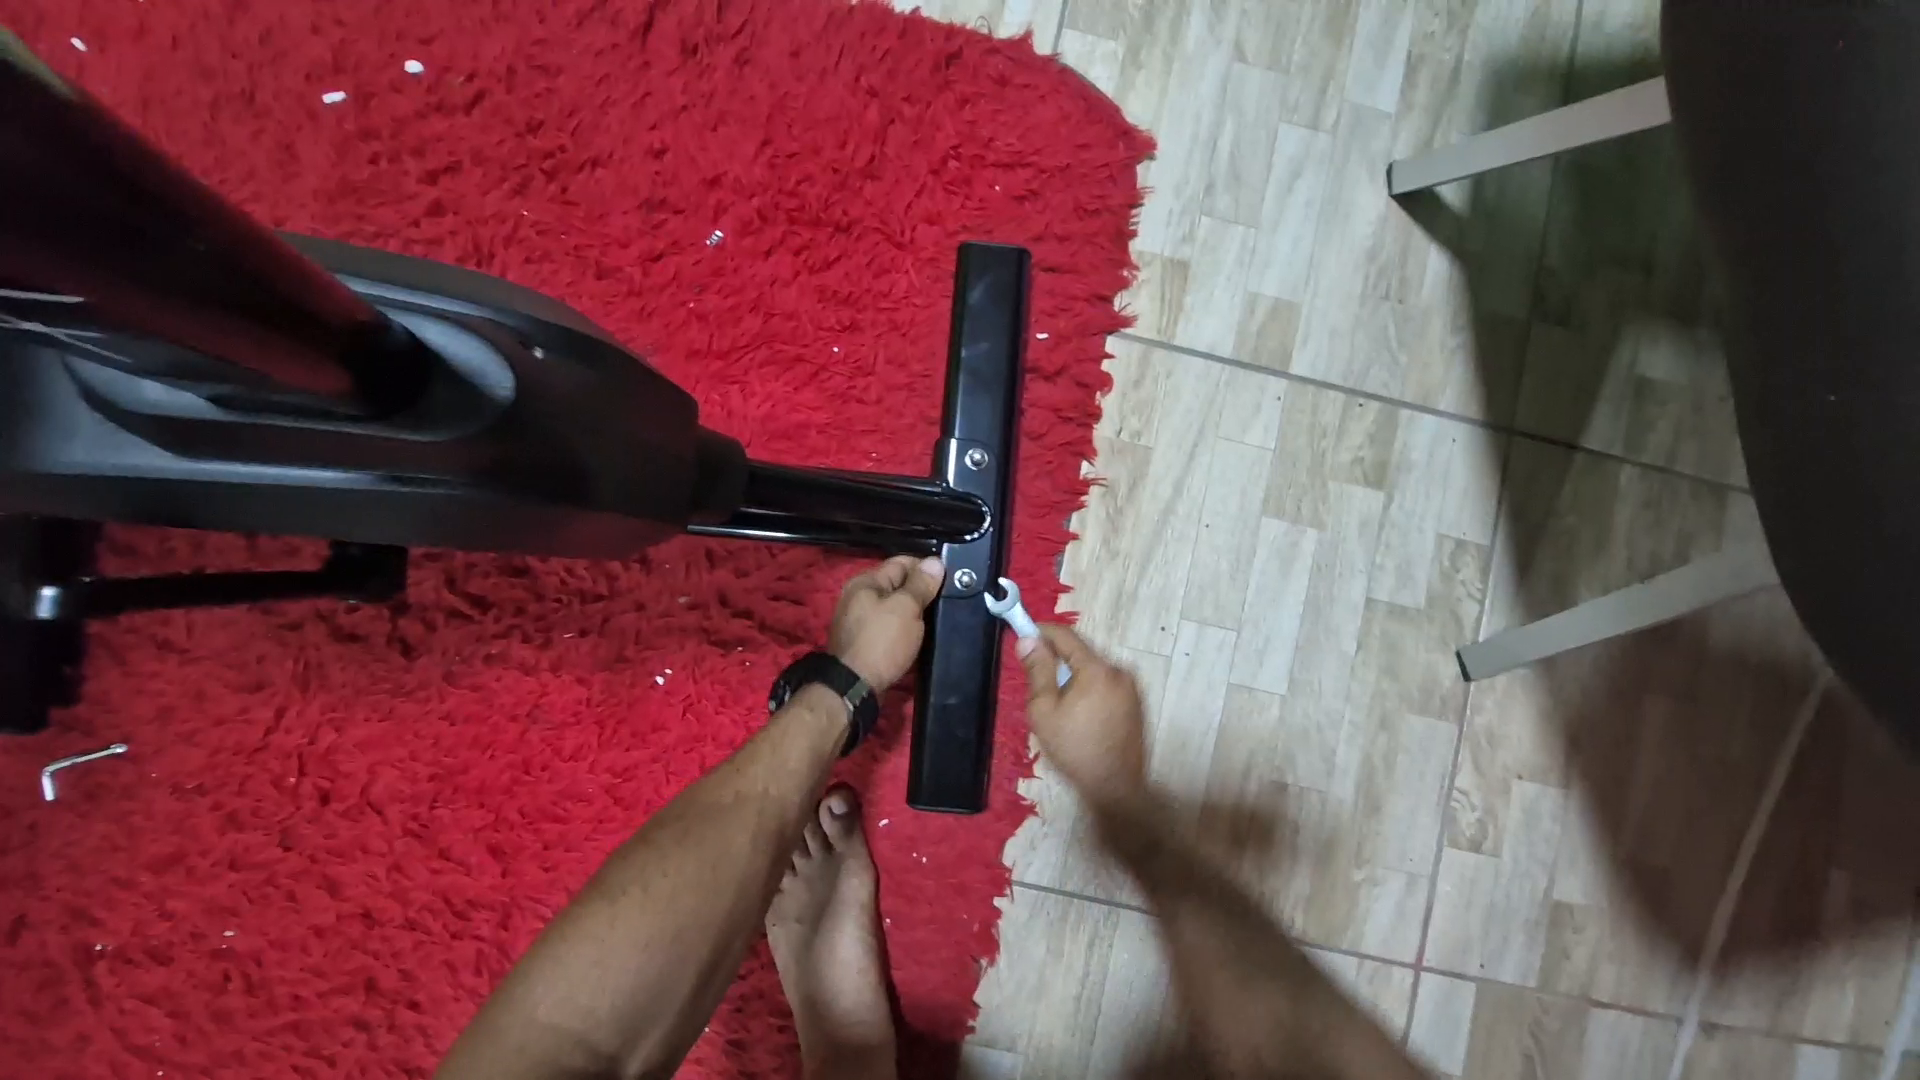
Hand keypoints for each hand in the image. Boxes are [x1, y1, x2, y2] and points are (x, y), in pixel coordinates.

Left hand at [827, 555, 944, 691]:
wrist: (854, 687)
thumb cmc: (881, 642)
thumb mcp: (906, 608)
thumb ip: (921, 584)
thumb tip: (935, 562)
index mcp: (866, 582)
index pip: (902, 562)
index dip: (926, 568)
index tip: (948, 580)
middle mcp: (859, 597)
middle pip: (898, 585)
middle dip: (922, 592)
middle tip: (946, 602)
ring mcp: (860, 621)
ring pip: (895, 608)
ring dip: (915, 613)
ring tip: (936, 620)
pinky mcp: (865, 642)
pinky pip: (890, 627)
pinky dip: (905, 630)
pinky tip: (920, 638)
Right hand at [1015, 624, 1147, 810]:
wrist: (1116, 788)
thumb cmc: (1074, 749)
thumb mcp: (1044, 710)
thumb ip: (1037, 671)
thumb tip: (1028, 640)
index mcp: (1097, 669)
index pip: (1066, 636)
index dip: (1042, 632)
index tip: (1024, 635)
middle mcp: (1120, 671)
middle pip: (1082, 653)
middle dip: (1059, 660)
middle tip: (1039, 682)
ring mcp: (1132, 687)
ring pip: (1095, 669)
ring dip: (1075, 676)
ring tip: (1060, 706)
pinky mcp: (1137, 703)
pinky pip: (1107, 684)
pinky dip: (1091, 689)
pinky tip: (1081, 715)